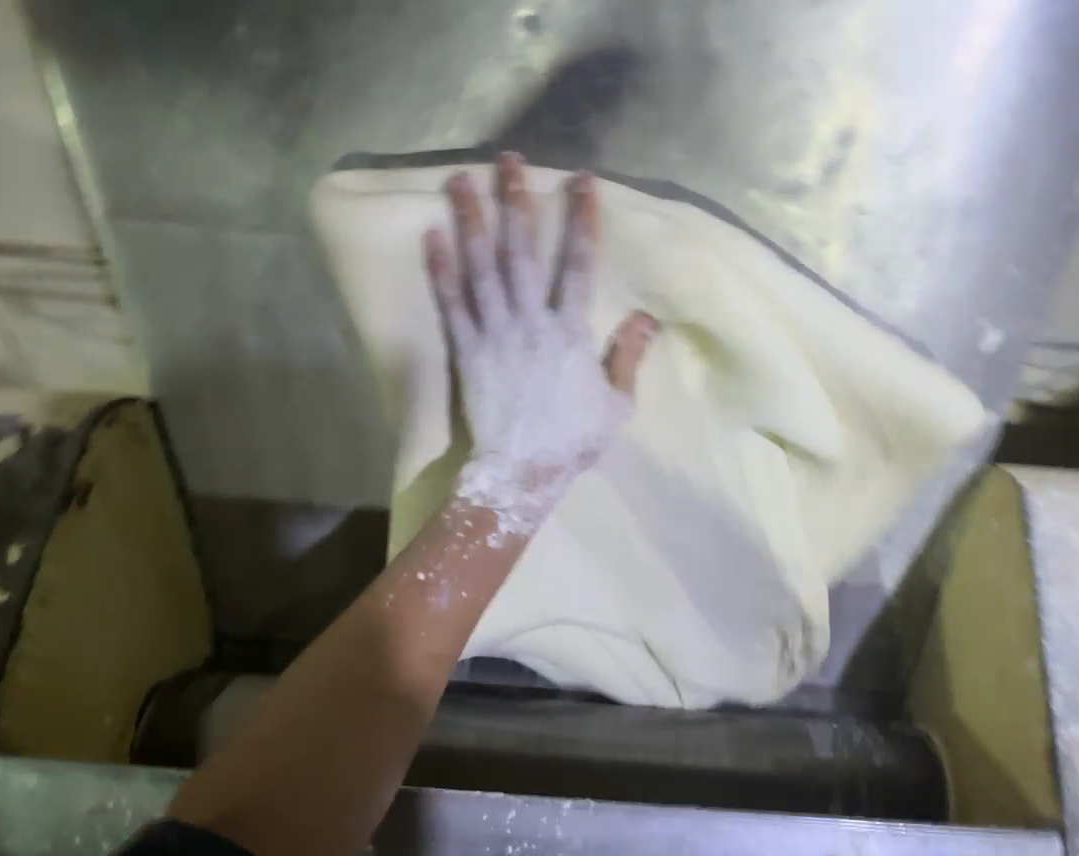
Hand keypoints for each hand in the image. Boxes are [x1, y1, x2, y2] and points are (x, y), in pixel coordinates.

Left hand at [423, 151, 657, 539]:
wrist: (521, 472)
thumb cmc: (573, 442)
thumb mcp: (616, 405)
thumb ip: (627, 358)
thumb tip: (646, 317)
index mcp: (570, 333)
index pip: (579, 265)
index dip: (582, 220)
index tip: (581, 181)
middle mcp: (531, 322)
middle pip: (523, 252)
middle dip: (518, 202)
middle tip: (509, 159)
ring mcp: (494, 334)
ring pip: (482, 268)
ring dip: (472, 221)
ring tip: (461, 180)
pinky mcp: (466, 351)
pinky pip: (452, 304)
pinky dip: (441, 269)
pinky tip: (433, 235)